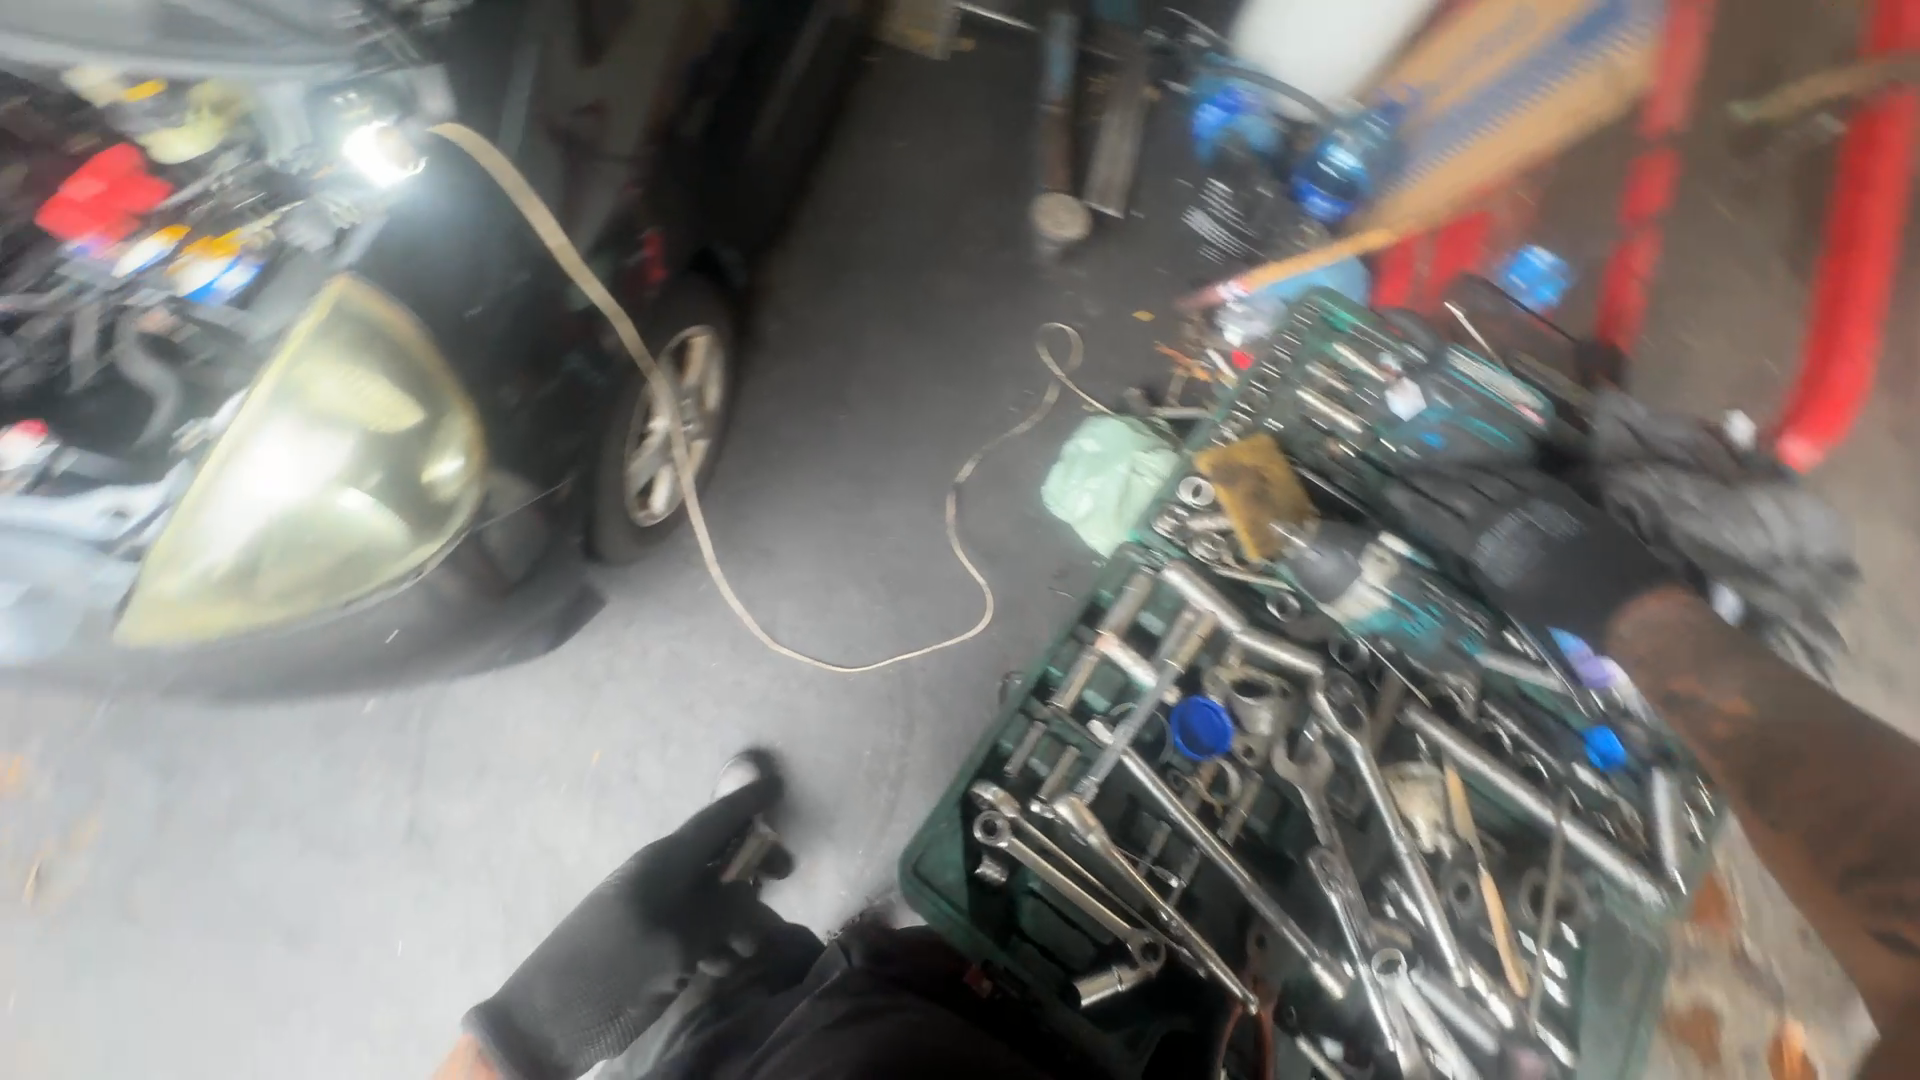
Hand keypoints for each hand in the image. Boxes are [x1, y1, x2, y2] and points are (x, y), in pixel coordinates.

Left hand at [464, 766, 783, 1079]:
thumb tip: (750, 894)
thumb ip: (722, 912)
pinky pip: (697, 926)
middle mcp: (660, 878)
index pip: (715, 820)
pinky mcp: (648, 943)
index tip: (778, 785)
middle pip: (719, 855)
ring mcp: (652, 911)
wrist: (540, 1030)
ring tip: (754, 947)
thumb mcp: (675, 944)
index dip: (748, 801)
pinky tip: (726, 965)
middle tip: (785, 873)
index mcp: (663, 864)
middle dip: (753, 863)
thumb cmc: (608, 975)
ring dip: (740, 914)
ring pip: (713, 895)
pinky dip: (719, 938)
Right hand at [1383, 469, 1673, 665]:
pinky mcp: (1555, 495)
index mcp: (1478, 541)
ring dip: (1455, 472)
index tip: (1388, 489)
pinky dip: (1494, 471)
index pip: (1432, 514)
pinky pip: (1516, 475)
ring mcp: (1528, 500)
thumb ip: (1475, 563)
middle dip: (1425, 481)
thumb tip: (1458, 546)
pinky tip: (1483, 470)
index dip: (1409, 501)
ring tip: (1436, 468)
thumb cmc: (1552, 606)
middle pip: (1452, 490)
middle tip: (1404, 472)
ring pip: (1482, 478)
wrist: (1618, 598)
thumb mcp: (1499, 591)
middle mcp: (1498, 513)